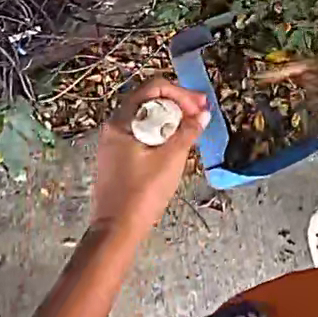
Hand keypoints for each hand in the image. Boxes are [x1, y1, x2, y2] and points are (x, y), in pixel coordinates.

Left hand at [89, 78, 211, 240]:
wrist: (116, 229)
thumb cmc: (142, 193)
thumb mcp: (170, 160)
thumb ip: (187, 132)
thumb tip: (203, 114)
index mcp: (122, 120)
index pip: (153, 88)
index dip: (180, 93)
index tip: (201, 106)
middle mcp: (115, 124)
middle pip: (149, 98)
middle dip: (177, 102)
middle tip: (202, 112)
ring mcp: (114, 139)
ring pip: (146, 115)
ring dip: (170, 116)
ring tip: (193, 124)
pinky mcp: (117, 154)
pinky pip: (142, 130)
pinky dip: (160, 129)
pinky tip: (176, 139)